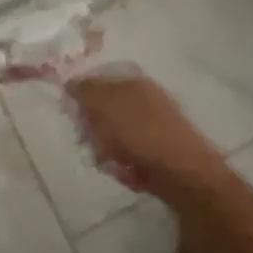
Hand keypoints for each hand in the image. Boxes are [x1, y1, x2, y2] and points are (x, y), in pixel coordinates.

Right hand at [65, 74, 229, 198]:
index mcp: (134, 81)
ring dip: (105, 147)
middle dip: (92, 126)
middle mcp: (147, 98)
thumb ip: (85, 90)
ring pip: (116, 133)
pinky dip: (122, 162)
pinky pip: (130, 153)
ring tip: (105, 161)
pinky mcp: (160, 151)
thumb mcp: (104, 105)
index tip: (72, 113)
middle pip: (106, 108)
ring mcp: (156, 125)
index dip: (82, 95)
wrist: (182, 172)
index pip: (99, 79)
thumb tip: (71, 82)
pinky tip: (123, 172)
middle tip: (86, 140)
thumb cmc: (139, 134)